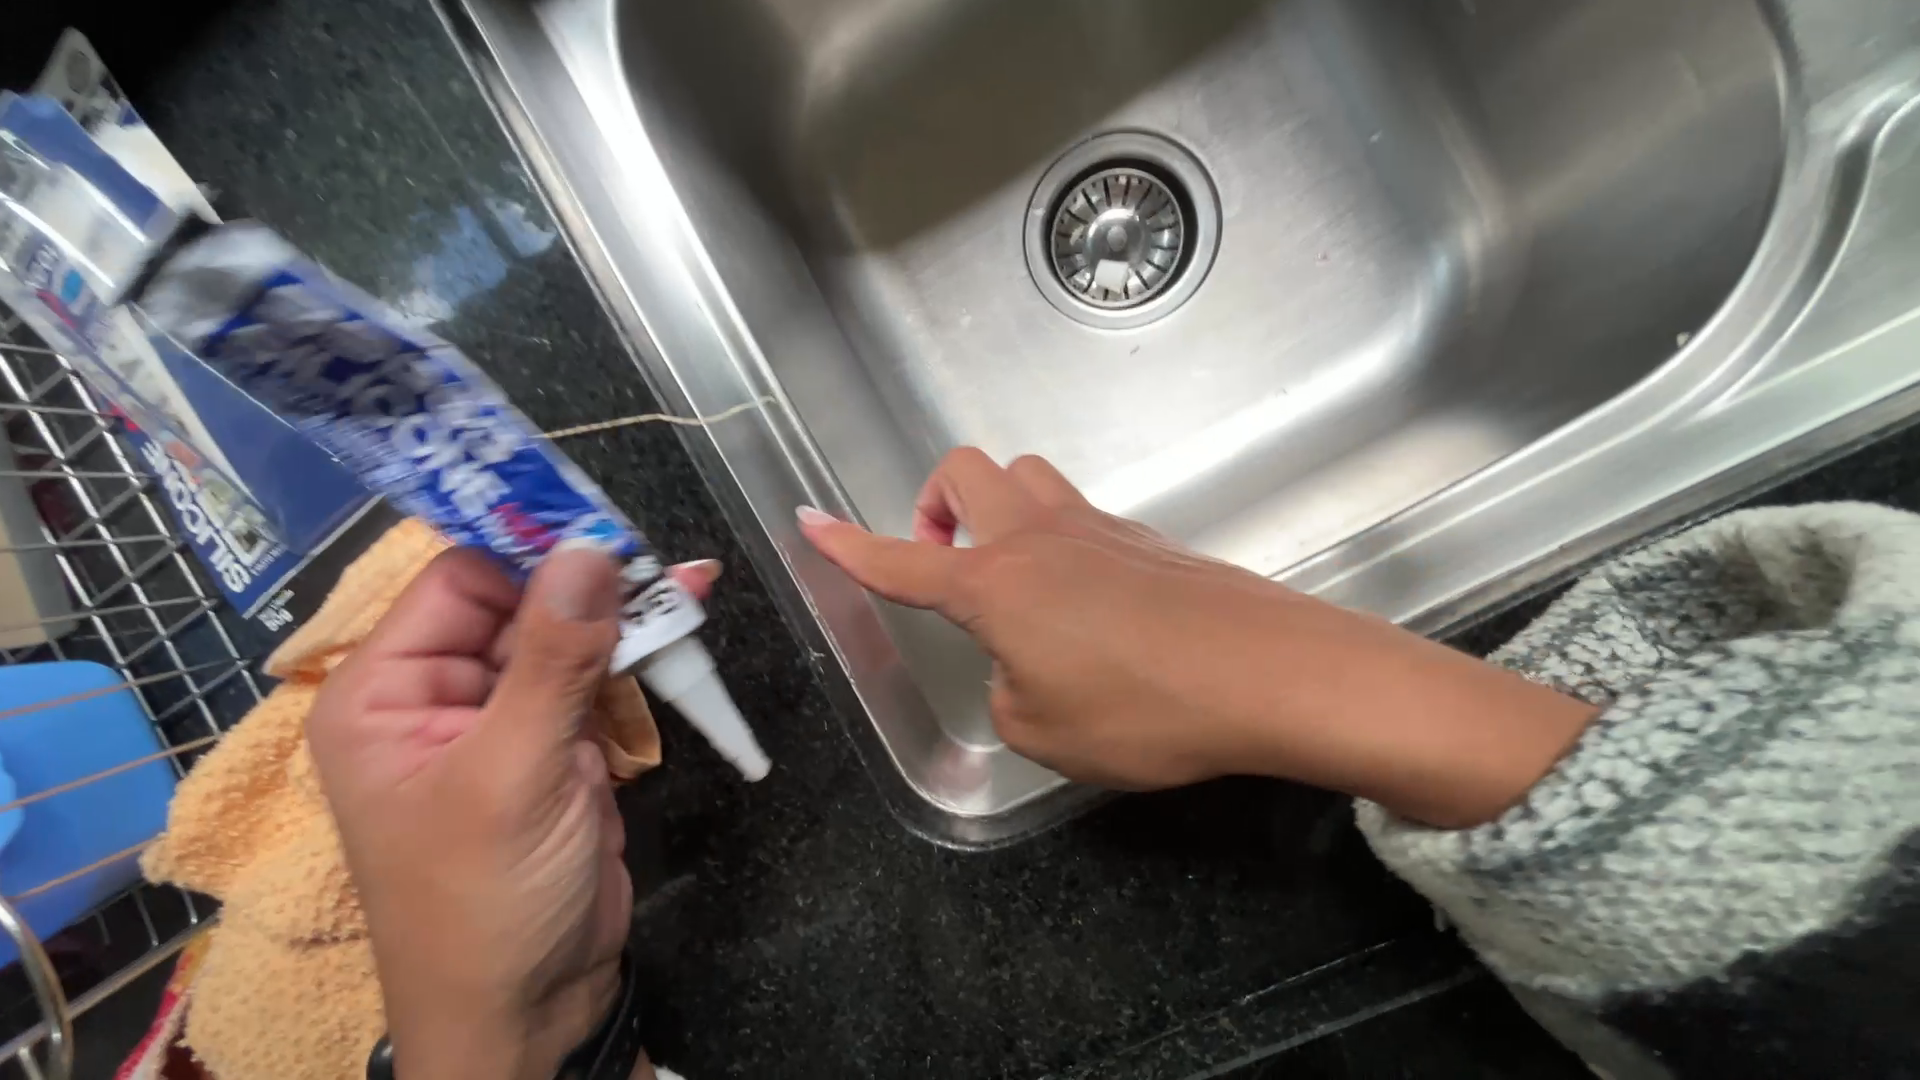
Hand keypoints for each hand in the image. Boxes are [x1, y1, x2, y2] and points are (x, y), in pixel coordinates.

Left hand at [307, 546, 716, 1079]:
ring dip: (628, 613)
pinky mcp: (566, 739)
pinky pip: (602, 676)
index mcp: (390, 692)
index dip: (526, 545)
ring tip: (690, 581)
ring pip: (573, 635)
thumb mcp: (515, 773)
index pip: (457, 582)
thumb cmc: (489, 896)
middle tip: (659, 552)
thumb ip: (555, 658)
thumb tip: (590, 549)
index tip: (601, 519)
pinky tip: (683, 620)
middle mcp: (445, 692)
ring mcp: (512, 715)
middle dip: (592, 580)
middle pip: (524, 602)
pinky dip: (643, 653)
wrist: (535, 1001)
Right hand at [798, 448, 1596, 826]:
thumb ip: (1010, 691)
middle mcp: (1038, 536)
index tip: (810, 521)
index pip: (900, 560)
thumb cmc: (1143, 709)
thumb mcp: (1044, 731)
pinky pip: (1076, 512)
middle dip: (936, 504)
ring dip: (997, 507)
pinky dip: (1055, 539)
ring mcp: (1096, 526)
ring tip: (1011, 574)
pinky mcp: (1144, 537)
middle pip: (964, 469)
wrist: (1267, 673)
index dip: (847, 547)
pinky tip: (1081, 601)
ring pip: (1024, 474)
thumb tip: (1022, 664)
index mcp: (994, 583)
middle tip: (949, 562)